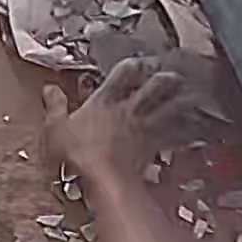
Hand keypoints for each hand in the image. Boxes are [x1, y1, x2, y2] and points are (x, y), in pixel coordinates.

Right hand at [42, 56, 186, 185]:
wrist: (104, 179)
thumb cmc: (78, 154)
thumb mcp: (55, 129)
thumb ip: (55, 106)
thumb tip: (49, 89)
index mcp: (104, 101)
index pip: (123, 73)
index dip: (132, 64)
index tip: (135, 62)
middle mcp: (129, 110)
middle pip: (157, 85)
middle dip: (165, 77)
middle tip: (169, 74)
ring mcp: (144, 128)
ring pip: (172, 106)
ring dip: (181, 99)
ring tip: (187, 95)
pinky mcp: (153, 146)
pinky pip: (175, 134)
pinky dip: (185, 130)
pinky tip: (191, 128)